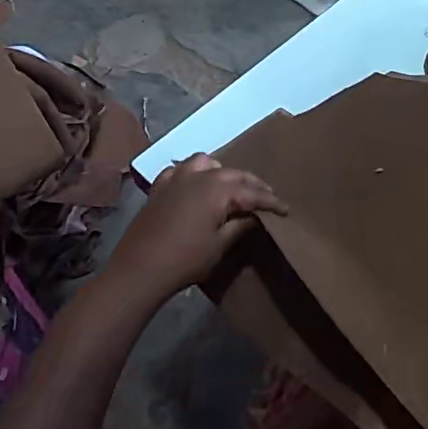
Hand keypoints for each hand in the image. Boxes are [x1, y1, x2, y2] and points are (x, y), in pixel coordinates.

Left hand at [106, 154, 286, 301]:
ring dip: (221, 171)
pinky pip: (180, 169)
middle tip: (266, 196)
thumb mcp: (220, 245)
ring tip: (231, 186)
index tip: (285, 209)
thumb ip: (239, 225)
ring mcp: (176, 177)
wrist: (142, 266)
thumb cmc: (186, 258)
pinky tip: (196, 184)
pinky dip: (193, 173)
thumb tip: (253, 216)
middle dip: (251, 183)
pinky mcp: (159, 186)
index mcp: (217, 189)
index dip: (270, 201)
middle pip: (231, 174)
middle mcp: (198, 175)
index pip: (251, 192)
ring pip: (205, 162)